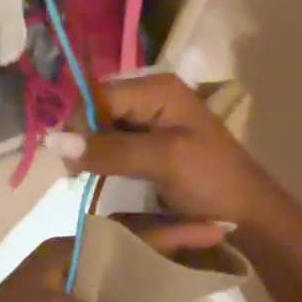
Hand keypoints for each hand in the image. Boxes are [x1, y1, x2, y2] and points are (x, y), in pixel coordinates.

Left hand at [0, 215, 227, 301]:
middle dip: (168, 260)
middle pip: (128, 261)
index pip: (128, 234)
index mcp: (64, 254)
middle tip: (213, 264)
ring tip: (194, 301)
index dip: (173, 232)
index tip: (215, 228)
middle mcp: (67, 274)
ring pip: (120, 299)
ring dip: (152, 300)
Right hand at [45, 74, 284, 226]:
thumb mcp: (162, 161)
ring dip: (91, 148)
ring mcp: (154, 116)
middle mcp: (153, 93)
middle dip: (83, 136)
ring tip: (82, 176)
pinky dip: (104, 155)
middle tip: (73, 173)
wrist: (248, 213)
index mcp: (158, 88)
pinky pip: (116, 139)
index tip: (66, 159)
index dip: (78, 124)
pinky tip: (97, 174)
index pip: (99, 95)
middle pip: (100, 106)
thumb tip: (54, 141)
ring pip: (104, 124)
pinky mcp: (152, 139)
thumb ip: (110, 149)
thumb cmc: (211, 180)